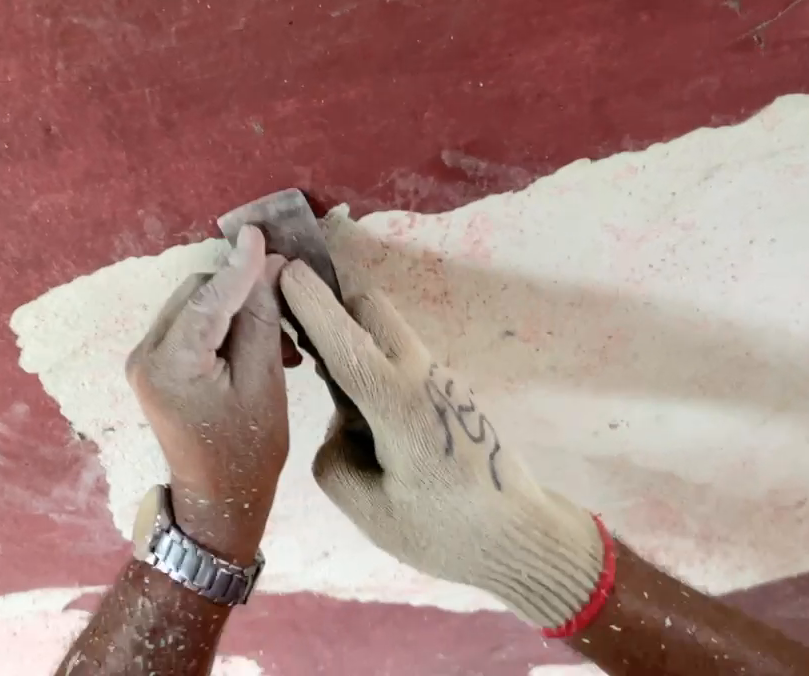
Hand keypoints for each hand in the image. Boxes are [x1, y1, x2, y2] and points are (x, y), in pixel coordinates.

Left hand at [125, 226, 289, 563]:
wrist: (216, 501)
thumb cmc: (247, 452)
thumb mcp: (264, 384)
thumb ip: (260, 320)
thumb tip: (267, 267)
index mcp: (170, 364)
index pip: (209, 299)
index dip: (239, 266)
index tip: (259, 234)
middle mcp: (145, 354)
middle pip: (198, 295)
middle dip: (241, 291)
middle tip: (285, 301)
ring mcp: (144, 358)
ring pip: (195, 306)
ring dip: (235, 309)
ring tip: (277, 337)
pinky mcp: (153, 363)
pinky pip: (190, 325)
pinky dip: (222, 325)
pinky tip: (255, 345)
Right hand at [279, 262, 607, 629]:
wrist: (523, 538)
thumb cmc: (445, 531)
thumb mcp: (370, 512)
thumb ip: (333, 458)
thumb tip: (342, 425)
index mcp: (397, 405)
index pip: (345, 342)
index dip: (312, 304)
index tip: (285, 270)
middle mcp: (419, 376)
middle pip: (370, 308)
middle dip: (332, 307)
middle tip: (303, 338)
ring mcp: (438, 377)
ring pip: (386, 328)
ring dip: (353, 336)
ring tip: (339, 394)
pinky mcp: (445, 387)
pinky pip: (398, 354)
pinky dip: (373, 360)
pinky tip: (368, 414)